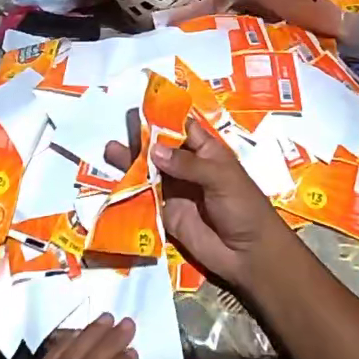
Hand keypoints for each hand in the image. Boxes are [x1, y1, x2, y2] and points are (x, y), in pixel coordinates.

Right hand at [104, 118, 298, 288]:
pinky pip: (145, 199)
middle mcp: (188, 167)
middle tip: (121, 124)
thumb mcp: (221, 178)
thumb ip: (188, 165)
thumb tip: (154, 151)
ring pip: (150, 172)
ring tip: (110, 150)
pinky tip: (114, 183)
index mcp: (207, 151)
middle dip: (143, 138)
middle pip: (162, 148)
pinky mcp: (166, 214)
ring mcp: (176, 190)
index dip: (165, 117)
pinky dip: (130, 192)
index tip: (143, 105)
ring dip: (131, 162)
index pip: (183, 128)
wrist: (248, 253)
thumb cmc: (243, 206)